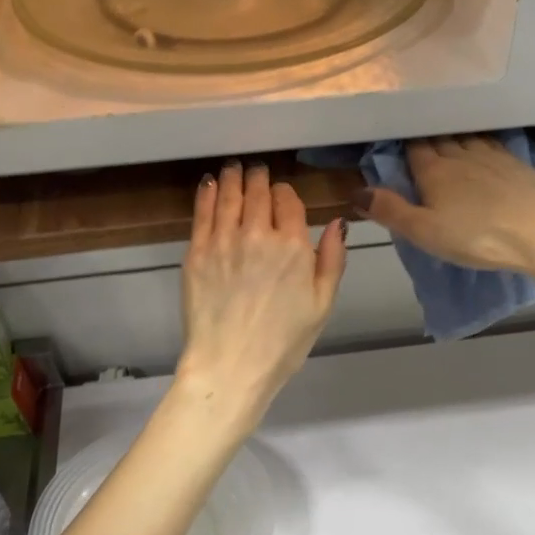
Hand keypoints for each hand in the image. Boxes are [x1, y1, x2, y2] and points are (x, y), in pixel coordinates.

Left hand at [175, 161, 346, 422]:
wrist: (231, 365)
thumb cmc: (282, 343)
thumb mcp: (322, 305)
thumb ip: (332, 260)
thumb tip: (338, 223)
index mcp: (293, 246)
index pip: (288, 200)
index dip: (285, 194)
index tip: (282, 195)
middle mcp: (258, 235)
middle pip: (258, 192)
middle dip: (259, 179)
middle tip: (256, 172)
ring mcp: (224, 241)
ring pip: (228, 194)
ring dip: (233, 178)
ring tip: (234, 170)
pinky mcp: (197, 252)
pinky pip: (202, 212)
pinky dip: (207, 193)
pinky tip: (209, 184)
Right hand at [353, 137, 534, 286]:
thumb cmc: (475, 235)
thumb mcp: (424, 231)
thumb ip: (390, 210)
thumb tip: (355, 192)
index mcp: (434, 169)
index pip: (412, 148)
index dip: (402, 149)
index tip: (396, 152)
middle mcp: (460, 153)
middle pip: (438, 140)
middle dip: (427, 144)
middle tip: (419, 153)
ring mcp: (492, 155)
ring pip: (465, 140)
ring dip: (454, 143)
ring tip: (447, 152)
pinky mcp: (517, 163)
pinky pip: (491, 147)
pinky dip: (480, 150)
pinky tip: (482, 158)